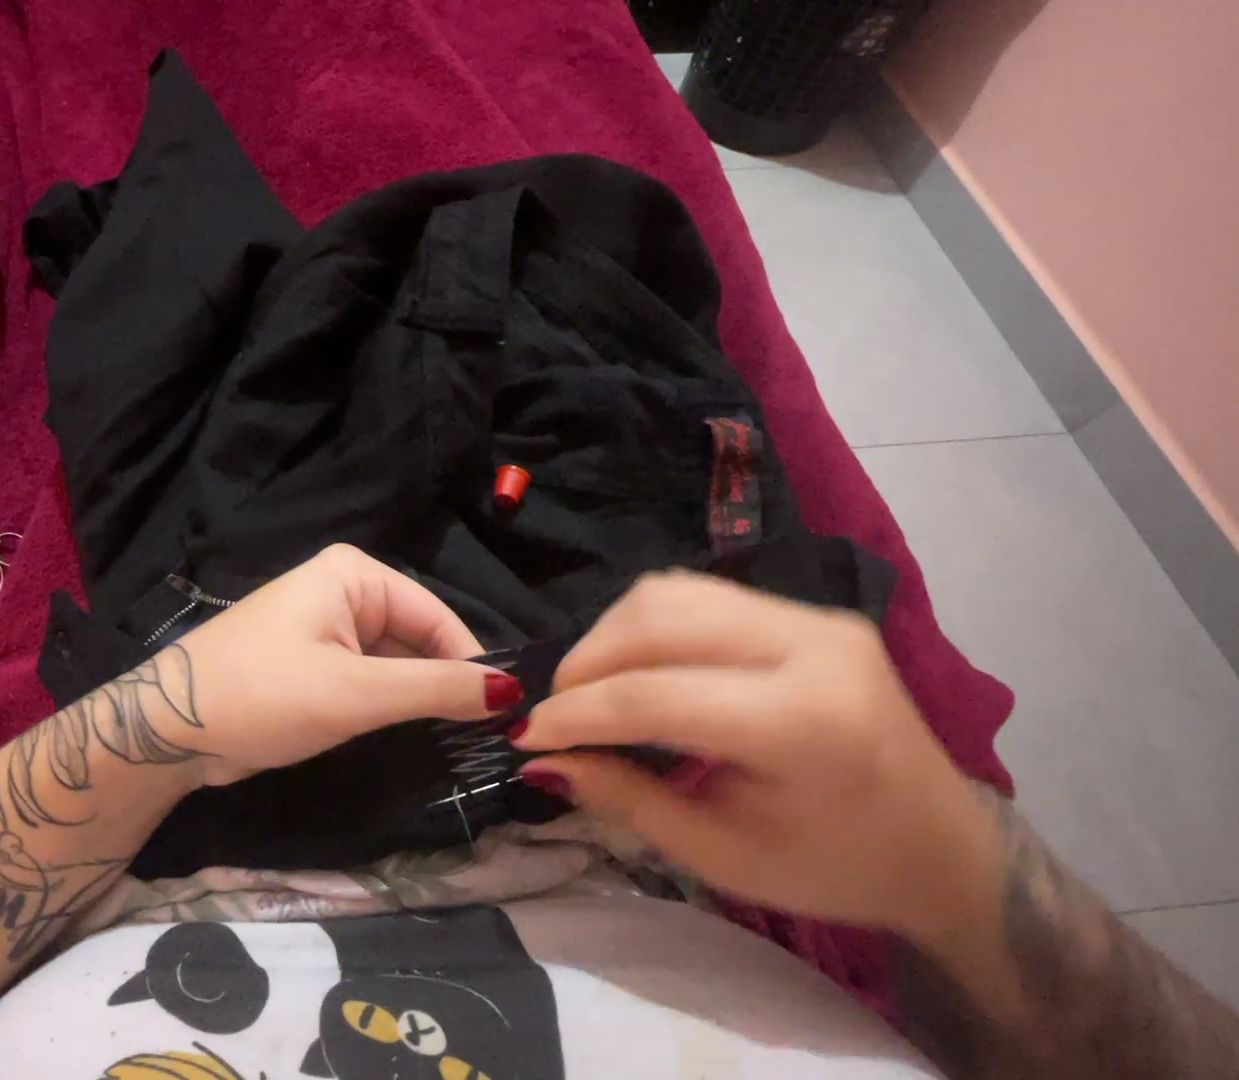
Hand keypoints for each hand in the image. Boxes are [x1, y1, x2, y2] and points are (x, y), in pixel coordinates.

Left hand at [173, 544, 515, 787]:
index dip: (475, 666)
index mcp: (354, 575)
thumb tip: (513, 691)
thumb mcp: (355, 692)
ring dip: (418, 700)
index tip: (510, 718)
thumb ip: (435, 688)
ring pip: (395, 664)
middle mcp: (343, 592)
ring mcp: (325, 630)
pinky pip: (368, 681)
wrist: (169, 730)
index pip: (439, 617)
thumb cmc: (264, 694)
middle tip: (488, 740)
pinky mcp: (312, 666)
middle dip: (445, 685)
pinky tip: (414, 739)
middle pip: (418, 639)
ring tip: (461, 745)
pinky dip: (389, 707)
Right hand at [511, 570, 1003, 941]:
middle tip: (558, 712)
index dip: (576, 713)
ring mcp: (813, 617)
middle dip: (586, 664)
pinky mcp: (804, 610)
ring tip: (591, 689)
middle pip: (657, 619)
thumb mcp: (721, 854)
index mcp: (806, 724)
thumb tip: (540, 762)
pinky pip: (695, 594)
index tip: (526, 736)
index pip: (655, 694)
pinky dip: (644, 627)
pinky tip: (635, 667)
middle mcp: (813, 646)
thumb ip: (625, 798)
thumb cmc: (833, 867)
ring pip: (669, 592)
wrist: (943, 845)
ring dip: (610, 637)